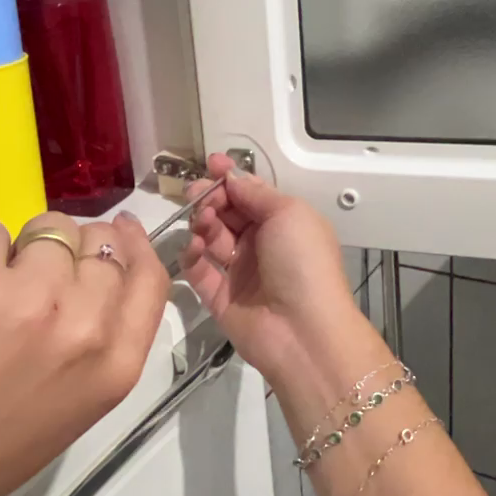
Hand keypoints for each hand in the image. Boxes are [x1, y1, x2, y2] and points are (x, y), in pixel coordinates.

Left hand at [0, 210, 171, 495]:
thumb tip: (87, 278)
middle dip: (70, 249)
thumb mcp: (63, 413)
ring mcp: (28, 296)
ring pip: (48, 230)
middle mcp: (82, 327)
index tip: (120, 229)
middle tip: (32, 274)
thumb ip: (90, 345)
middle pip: (99, 245)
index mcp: (113, 370)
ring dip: (21, 251)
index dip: (135, 246)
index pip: (151, 280)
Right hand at [179, 154, 378, 385]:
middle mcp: (261, 244)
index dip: (229, 178)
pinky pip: (198, 270)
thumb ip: (256, 193)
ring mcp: (239, 272)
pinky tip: (195, 247)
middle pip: (226, 212)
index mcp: (283, 222)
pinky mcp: (219, 298)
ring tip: (203, 223)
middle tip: (197, 195)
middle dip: (210, 198)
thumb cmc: (303, 263)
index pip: (250, 193)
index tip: (210, 164)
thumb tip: (232, 177)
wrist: (304, 331)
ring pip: (210, 238)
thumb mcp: (289, 214)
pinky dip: (192, 255)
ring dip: (202, 223)